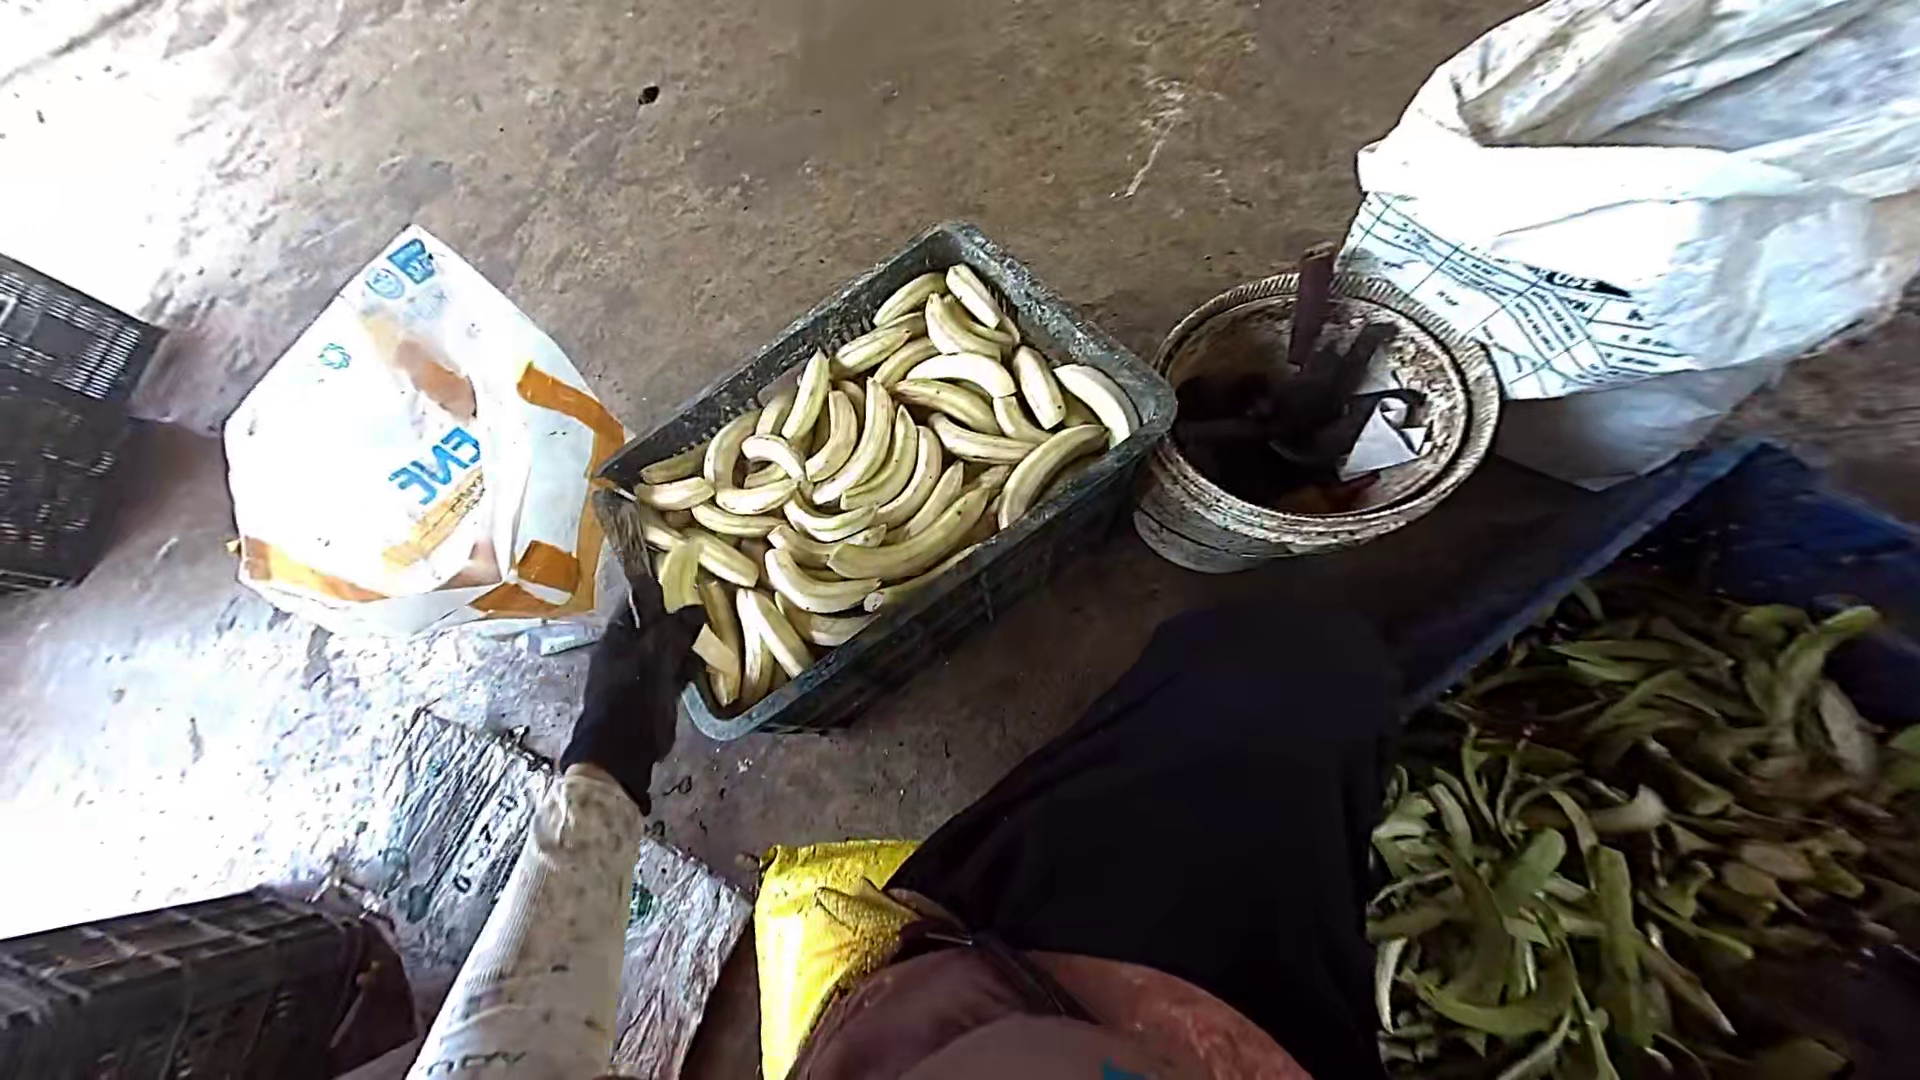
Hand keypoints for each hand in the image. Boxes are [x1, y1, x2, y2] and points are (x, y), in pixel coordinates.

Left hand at [559, 589, 704, 811]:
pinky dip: (691, 664)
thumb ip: (676, 626)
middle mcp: (628, 649)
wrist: (624, 745)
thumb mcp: (656, 651)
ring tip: (714, 632)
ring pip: (670, 646)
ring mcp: (642, 670)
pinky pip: (677, 669)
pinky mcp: (657, 690)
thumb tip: (698, 608)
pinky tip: (708, 660)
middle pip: (657, 624)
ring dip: (689, 641)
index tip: (687, 581)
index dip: (660, 589)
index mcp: (618, 635)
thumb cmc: (632, 692)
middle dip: (680, 617)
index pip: (638, 600)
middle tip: (708, 606)